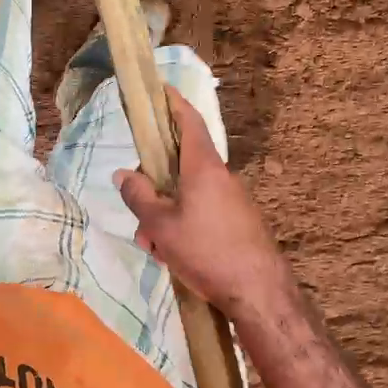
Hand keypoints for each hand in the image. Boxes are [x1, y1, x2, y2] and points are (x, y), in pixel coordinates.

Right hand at [114, 93, 289, 315]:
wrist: (263, 297)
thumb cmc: (208, 252)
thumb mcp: (160, 225)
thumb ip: (139, 196)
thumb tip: (124, 175)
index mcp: (203, 167)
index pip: (189, 121)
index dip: (174, 103)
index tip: (162, 89)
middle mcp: (222, 177)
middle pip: (181, 167)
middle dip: (155, 188)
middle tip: (140, 220)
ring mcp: (235, 202)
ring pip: (189, 196)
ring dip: (168, 216)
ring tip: (157, 250)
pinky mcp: (242, 225)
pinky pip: (205, 214)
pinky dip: (186, 228)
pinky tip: (177, 258)